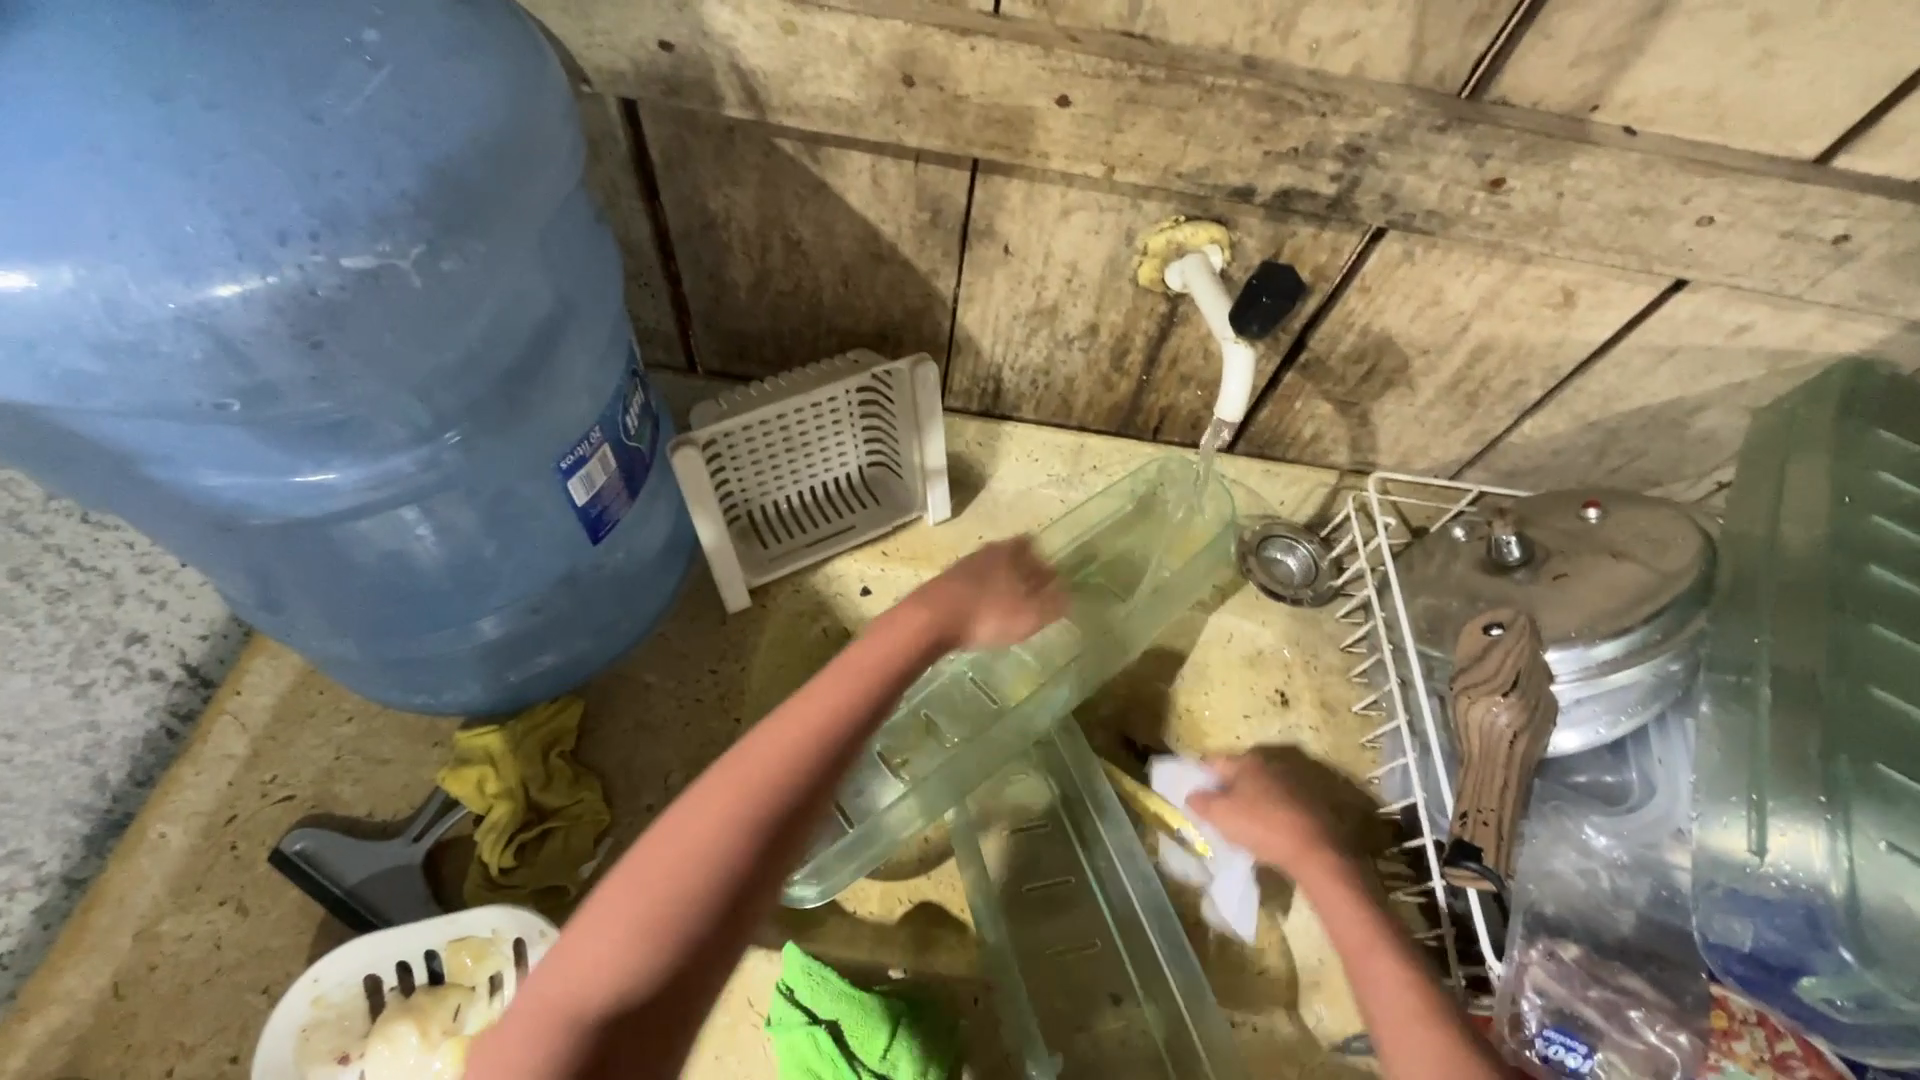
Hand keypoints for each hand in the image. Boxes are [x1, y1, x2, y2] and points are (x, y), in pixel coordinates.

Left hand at [908, 536, 1068, 649]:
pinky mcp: (944, 582)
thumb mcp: (1031, 614)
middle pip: (1010, 554)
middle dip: (1021, 572)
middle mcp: (987, 550)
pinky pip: (971, 584)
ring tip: (1006, 608)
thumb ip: (1054, 602)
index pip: (1033, 544)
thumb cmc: (988, 615)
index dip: (1043, 562)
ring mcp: (963, 564)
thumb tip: (1068, 593)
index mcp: (1011, 551)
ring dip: (999, 584)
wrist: (930, 619)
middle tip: (1029, 595)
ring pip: (989, 568)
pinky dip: (979, 595)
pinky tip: (980, 614)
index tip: (1048, 581)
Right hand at [1185, 752, 1347, 880]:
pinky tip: (1266, 831)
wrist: (1316, 850)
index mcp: (1247, 761)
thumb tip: (1191, 795)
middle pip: (1238, 774)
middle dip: (1225, 790)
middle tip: (1215, 812)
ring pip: (1260, 788)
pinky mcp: (1311, 801)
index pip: (1213, 762)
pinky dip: (1269, 812)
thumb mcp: (1220, 815)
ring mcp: (1294, 781)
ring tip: (1240, 825)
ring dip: (1249, 802)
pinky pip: (1279, 803)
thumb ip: (1200, 802)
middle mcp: (1271, 763)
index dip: (1199, 778)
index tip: (1193, 796)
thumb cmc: (1261, 825)